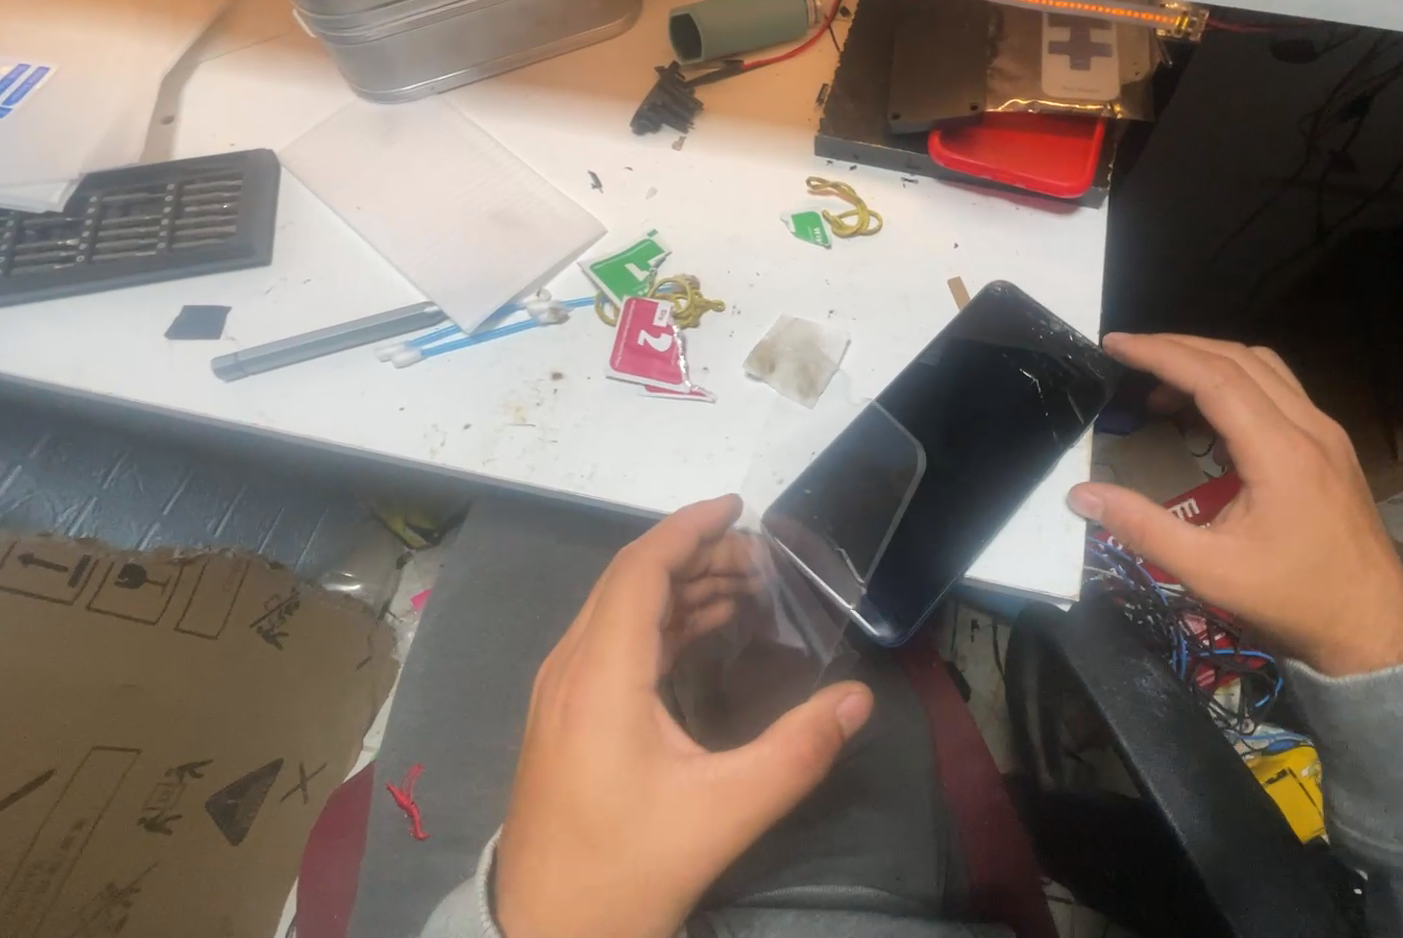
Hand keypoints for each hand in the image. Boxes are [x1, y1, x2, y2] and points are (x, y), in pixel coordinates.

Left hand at [495, 495, 874, 937]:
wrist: (543, 935)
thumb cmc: (626, 867)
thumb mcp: (724, 812)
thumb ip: (797, 751)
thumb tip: (859, 699)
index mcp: (602, 673)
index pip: (642, 569)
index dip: (689, 528)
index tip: (738, 507)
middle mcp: (573, 665)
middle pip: (633, 579)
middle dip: (698, 554)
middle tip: (761, 558)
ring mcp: (564, 687)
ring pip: (622, 606)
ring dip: (682, 585)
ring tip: (745, 586)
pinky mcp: (568, 708)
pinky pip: (616, 637)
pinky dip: (664, 619)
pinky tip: (706, 628)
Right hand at [1068, 335, 1402, 676]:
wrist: (1374, 630)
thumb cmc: (1292, 600)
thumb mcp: (1207, 571)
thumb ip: (1141, 527)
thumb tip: (1080, 495)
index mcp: (1281, 453)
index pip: (1215, 378)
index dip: (1160, 354)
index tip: (1115, 345)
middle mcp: (1310, 428)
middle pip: (1239, 358)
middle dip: (1177, 347)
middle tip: (1126, 356)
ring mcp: (1324, 434)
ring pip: (1262, 368)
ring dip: (1207, 361)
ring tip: (1156, 385)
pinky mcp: (1327, 447)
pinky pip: (1276, 390)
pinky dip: (1231, 382)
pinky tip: (1201, 415)